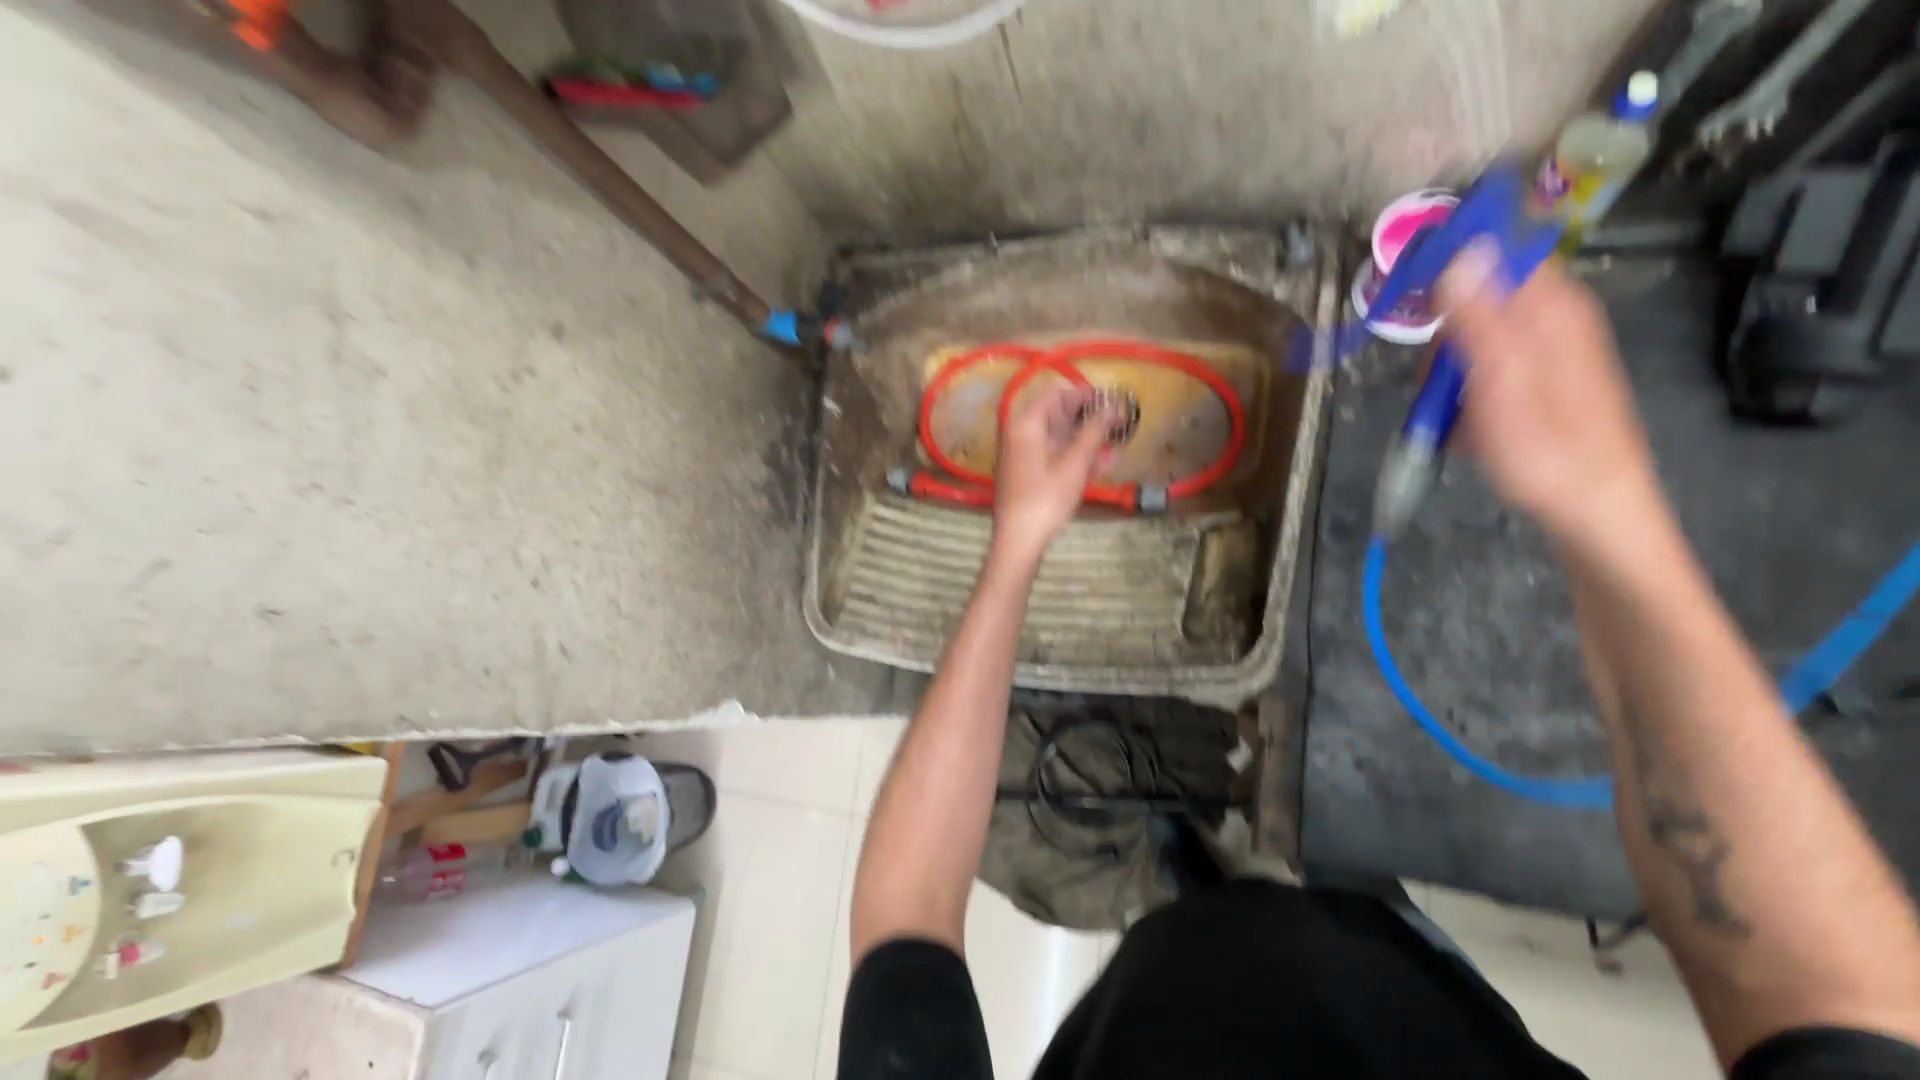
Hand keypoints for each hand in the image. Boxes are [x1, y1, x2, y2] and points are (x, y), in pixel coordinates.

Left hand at [990, 384, 1118, 567]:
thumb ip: (1094, 431)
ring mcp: (1022, 454)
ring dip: (1086, 438)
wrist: (1018, 539)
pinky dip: (1075, 455)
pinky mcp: (1027, 472)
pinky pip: (1053, 454)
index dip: (1084, 394)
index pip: (1055, 393)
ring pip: (1058, 436)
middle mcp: (1019, 433)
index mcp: (1026, 423)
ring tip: (1116, 446)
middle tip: (1118, 424)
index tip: (1110, 402)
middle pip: (1057, 414)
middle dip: (1088, 418)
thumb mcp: (1075, 463)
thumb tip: (1112, 406)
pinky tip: (1101, 464)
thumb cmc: (1046, 498)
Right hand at [1439, 248, 1660, 539]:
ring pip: (1477, 342)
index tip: (1415, 302)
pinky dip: (1469, 395)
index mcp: (1551, 309)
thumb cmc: (1545, 450)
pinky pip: (1489, 372)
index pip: (1497, 252)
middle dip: (1445, 339)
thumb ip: (1477, 318)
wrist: (1593, 510)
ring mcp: (1549, 353)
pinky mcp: (1541, 384)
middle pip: (1479, 301)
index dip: (1451, 266)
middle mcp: (1555, 320)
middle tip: (1436, 382)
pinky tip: (1470, 425)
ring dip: (1451, 375)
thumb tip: (1460, 251)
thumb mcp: (1500, 382)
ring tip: (1452, 414)